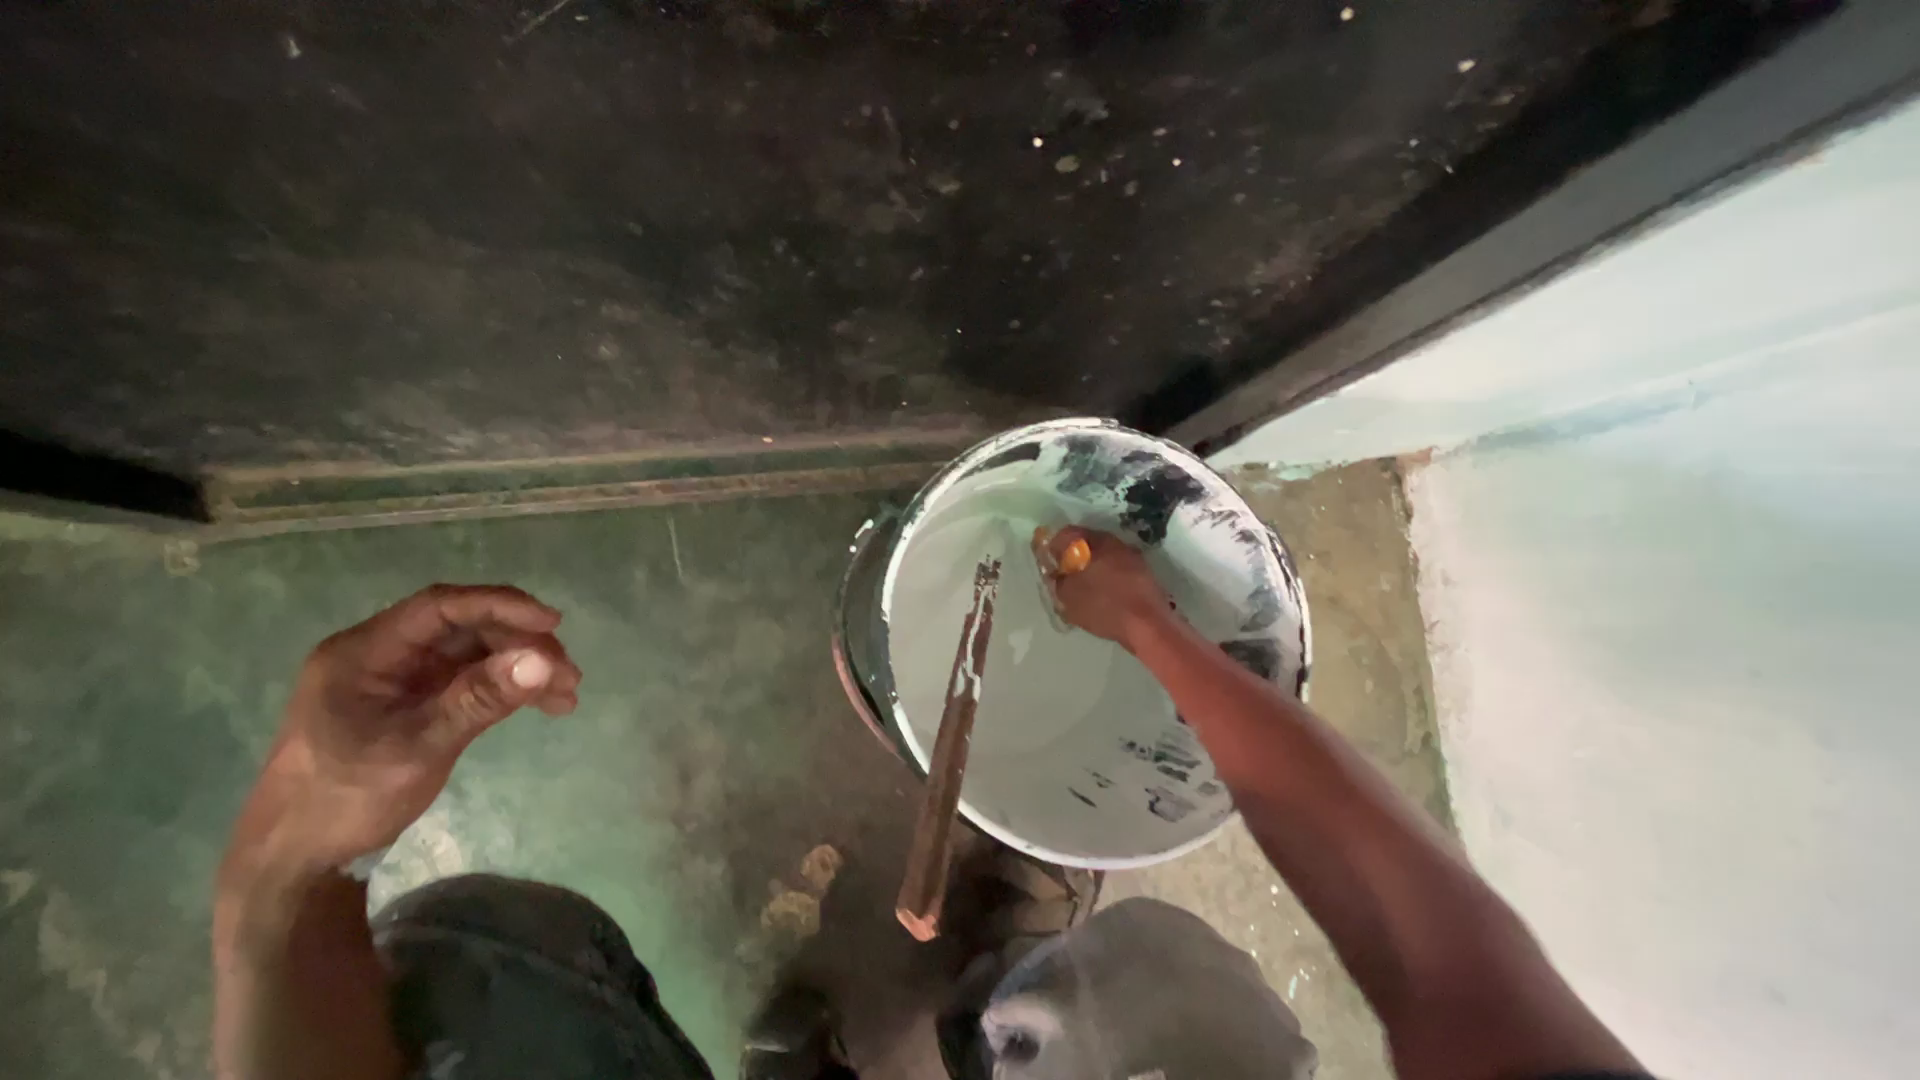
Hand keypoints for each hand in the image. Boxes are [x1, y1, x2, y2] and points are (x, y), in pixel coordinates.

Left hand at [245, 584, 581, 870]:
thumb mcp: (419, 748)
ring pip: (473, 654)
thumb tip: (544, 661)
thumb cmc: (346, 799)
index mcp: (364, 652)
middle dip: (521, 644)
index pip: (441, 607)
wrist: (296, 859)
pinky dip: (506, 688)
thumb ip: (480, 699)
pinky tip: (543, 704)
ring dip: (521, 667)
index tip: (553, 623)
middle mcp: (382, 655)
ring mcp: (399, 679)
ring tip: (566, 695)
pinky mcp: (414, 702)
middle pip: (464, 629)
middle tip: (568, 674)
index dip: (500, 606)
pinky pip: (469, 680)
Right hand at [1042, 526, 1175, 649]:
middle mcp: (1118, 544)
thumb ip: (1058, 581)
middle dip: (1075, 560)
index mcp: (1097, 542)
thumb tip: (1057, 574)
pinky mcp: (1146, 578)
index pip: (1067, 534)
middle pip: (1088, 545)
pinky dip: (1109, 582)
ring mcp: (1135, 560)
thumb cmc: (1104, 606)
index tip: (1049, 565)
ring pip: (1106, 560)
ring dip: (1093, 571)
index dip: (1053, 547)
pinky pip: (1119, 574)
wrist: (1149, 627)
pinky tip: (1105, 600)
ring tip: (1084, 592)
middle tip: (1065, 578)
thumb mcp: (1069, 597)